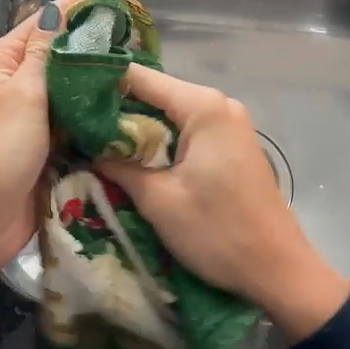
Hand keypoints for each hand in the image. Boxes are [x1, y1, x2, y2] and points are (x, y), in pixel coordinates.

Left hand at [0, 0, 114, 328]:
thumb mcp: (21, 94)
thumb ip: (42, 54)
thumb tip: (56, 13)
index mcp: (3, 61)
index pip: (46, 20)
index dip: (79, 3)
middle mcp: (17, 81)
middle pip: (60, 49)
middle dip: (94, 34)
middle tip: (136, 22)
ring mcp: (32, 113)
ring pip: (72, 82)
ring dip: (100, 70)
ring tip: (139, 54)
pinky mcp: (47, 143)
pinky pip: (76, 115)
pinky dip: (97, 105)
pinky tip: (126, 98)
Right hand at [98, 64, 349, 341]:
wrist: (280, 271)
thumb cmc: (218, 232)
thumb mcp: (158, 200)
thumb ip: (118, 166)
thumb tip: (84, 147)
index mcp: (202, 106)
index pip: (139, 77)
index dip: (101, 83)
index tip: (68, 94)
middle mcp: (218, 102)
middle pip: (155, 91)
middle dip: (116, 107)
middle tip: (75, 121)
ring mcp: (229, 121)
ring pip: (169, 110)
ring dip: (137, 124)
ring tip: (96, 138)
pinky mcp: (231, 141)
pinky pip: (187, 126)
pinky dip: (160, 136)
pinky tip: (135, 153)